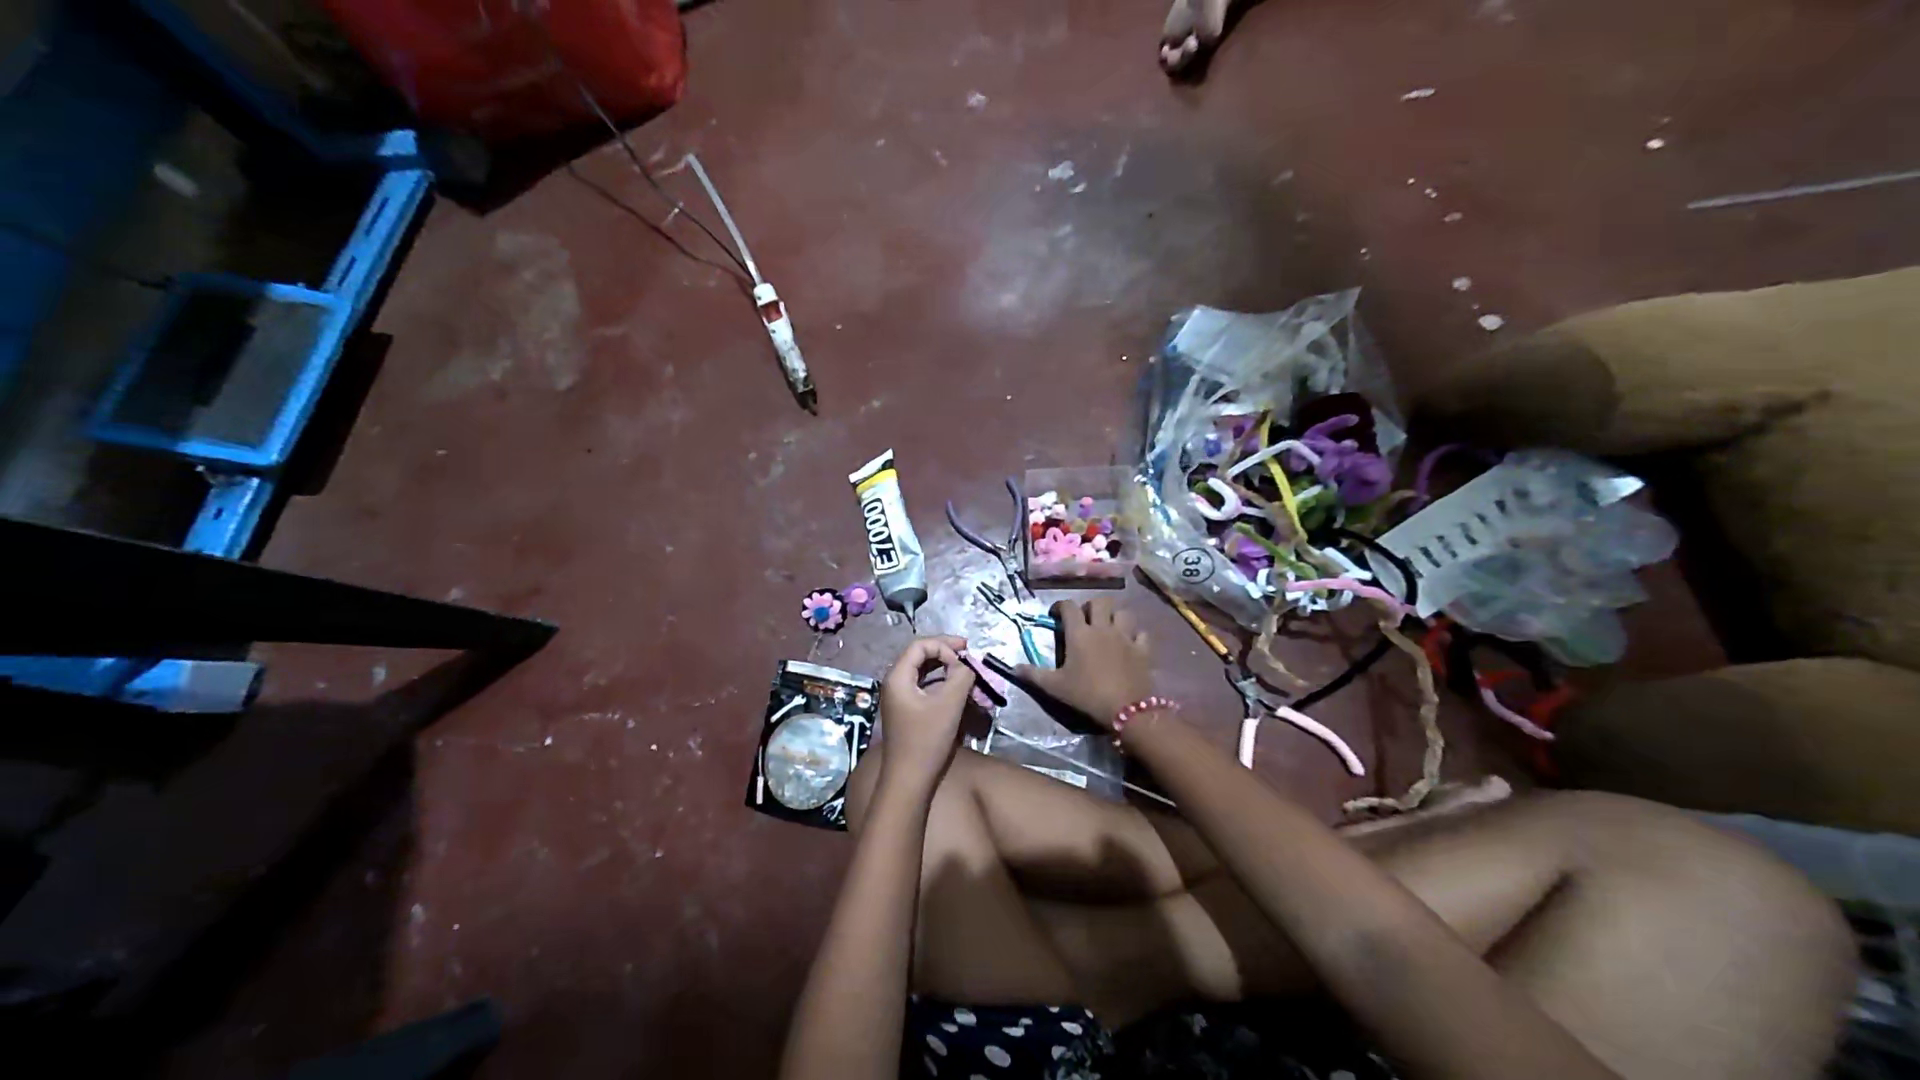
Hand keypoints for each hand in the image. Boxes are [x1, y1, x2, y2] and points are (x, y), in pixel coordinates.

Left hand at [877, 636, 975, 799]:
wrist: (909, 779)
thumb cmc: (926, 740)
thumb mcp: (949, 704)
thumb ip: (960, 677)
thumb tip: (967, 664)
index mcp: (898, 677)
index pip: (920, 645)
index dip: (943, 645)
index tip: (965, 656)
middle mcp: (895, 683)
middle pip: (920, 656)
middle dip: (946, 653)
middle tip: (969, 653)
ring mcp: (900, 697)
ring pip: (924, 672)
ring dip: (947, 669)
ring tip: (968, 672)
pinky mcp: (908, 710)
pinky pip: (925, 687)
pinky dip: (943, 684)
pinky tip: (959, 689)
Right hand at [1017, 598, 1153, 729]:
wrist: (1126, 710)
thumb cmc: (1087, 695)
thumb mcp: (1055, 687)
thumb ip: (1033, 675)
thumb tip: (1013, 668)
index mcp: (1080, 634)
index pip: (1069, 607)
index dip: (1060, 606)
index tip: (1055, 615)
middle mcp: (1103, 628)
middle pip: (1100, 602)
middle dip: (1090, 606)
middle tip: (1084, 619)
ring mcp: (1125, 637)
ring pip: (1123, 613)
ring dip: (1114, 616)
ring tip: (1108, 627)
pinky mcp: (1142, 649)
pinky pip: (1141, 633)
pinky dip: (1135, 635)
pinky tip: (1129, 643)